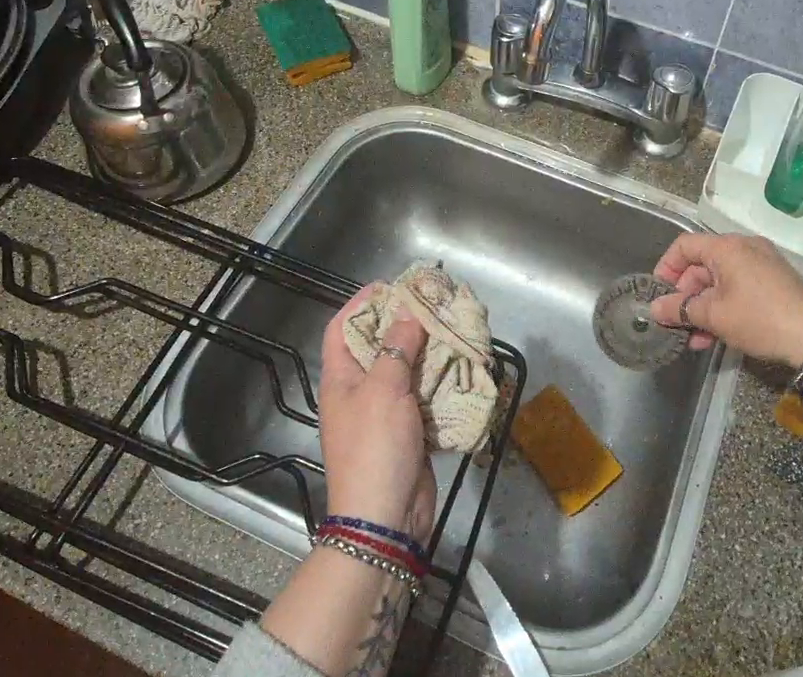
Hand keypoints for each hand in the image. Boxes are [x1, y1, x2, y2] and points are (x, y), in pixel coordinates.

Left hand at [319, 286, 437, 543]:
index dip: (360, 304)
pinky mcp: (408, 431)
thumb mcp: (384, 390)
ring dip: (427, 352)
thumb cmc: (374, 447)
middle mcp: (359, 391)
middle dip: (403, 324)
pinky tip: (461, 368)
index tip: (390, 286)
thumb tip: (408, 314)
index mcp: (341, 379)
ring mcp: (383, 413)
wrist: (385, 517)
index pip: (341, 329)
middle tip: (432, 305)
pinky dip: (440, 382)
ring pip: (405, 371)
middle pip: (377, 346)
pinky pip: (423, 397)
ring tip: (452, 330)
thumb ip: (396, 348)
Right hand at [649, 232, 802, 368]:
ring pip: (721, 281)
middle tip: (676, 322)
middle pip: (702, 265)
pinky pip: (739, 288)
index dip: (666, 268)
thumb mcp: (714, 316)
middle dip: (686, 295)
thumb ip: (680, 309)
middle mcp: (746, 247)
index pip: (684, 246)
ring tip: (694, 338)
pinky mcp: (775, 282)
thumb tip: (654, 308)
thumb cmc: (759, 319)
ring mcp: (763, 264)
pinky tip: (716, 335)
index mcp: (728, 247)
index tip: (658, 294)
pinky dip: (724, 307)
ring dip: (704, 307)